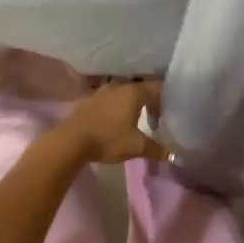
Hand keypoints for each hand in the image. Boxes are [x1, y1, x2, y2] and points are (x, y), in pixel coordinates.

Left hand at [55, 80, 169, 164]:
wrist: (70, 142)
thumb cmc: (108, 139)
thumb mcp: (136, 147)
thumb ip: (156, 149)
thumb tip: (173, 155)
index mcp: (134, 93)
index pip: (157, 87)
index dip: (166, 98)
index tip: (169, 112)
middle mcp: (118, 86)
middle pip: (140, 89)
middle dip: (148, 102)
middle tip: (154, 117)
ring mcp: (101, 92)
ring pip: (122, 94)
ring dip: (129, 104)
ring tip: (133, 120)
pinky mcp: (87, 100)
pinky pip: (107, 101)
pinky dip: (113, 108)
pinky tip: (112, 122)